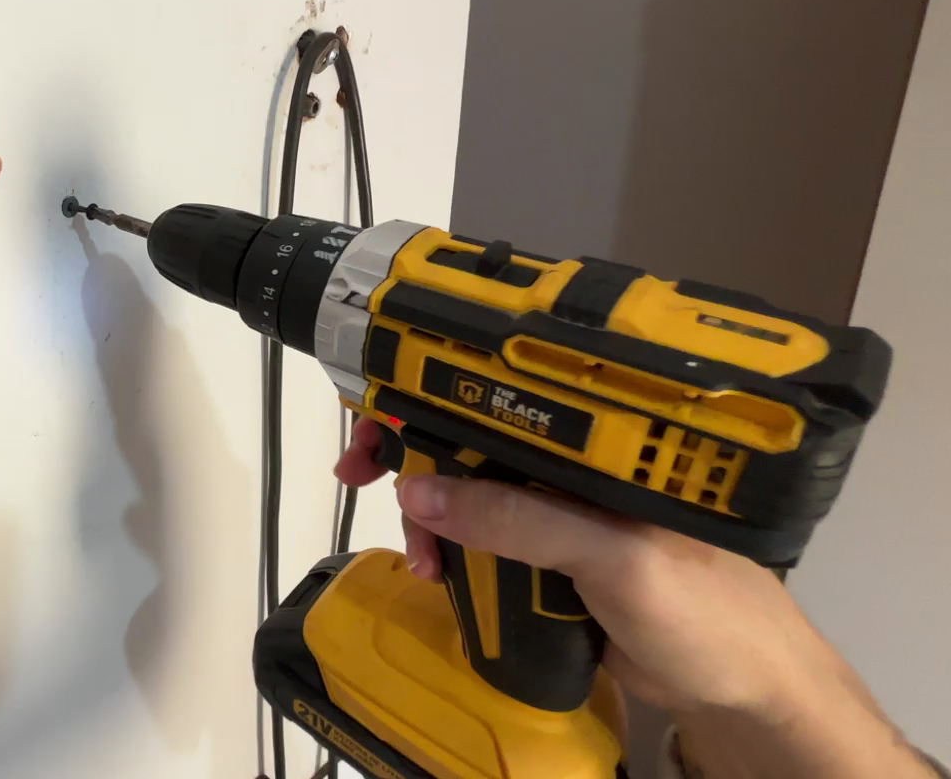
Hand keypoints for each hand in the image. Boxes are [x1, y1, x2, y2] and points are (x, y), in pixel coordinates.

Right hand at [335, 416, 932, 777]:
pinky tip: (436, 571)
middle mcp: (554, 468)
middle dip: (402, 458)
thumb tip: (415, 492)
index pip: (487, 402)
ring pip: (453, 492)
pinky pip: (467, 538)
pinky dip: (440, 549)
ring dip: (421, 520)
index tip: (371, 424)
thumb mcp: (610, 558)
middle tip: (356, 475)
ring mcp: (542, 511)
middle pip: (456, 442)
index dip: (421, 399)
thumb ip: (517, 521)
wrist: (742, 698)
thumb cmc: (703, 614)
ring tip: (422, 563)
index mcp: (580, 449)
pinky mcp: (533, 554)